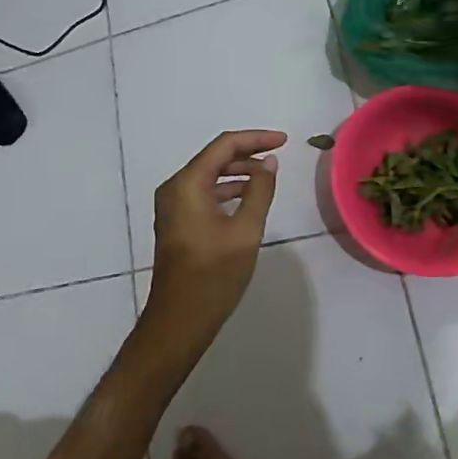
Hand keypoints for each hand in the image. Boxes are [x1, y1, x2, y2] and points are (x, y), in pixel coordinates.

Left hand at [148, 130, 286, 340]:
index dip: (256, 139)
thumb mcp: (246, 230)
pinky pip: (204, 192)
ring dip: (239, 171)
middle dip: (248, 152)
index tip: (284, 141)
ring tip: (269, 175)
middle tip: (279, 154)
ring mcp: (173, 206)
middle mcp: (175, 189)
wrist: (180, 319)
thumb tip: (270, 162)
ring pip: (209, 175)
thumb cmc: (214, 274)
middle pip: (214, 157)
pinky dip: (227, 189)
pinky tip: (248, 197)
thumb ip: (260, 191)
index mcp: (188, 185)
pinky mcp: (177, 222)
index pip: (224, 146)